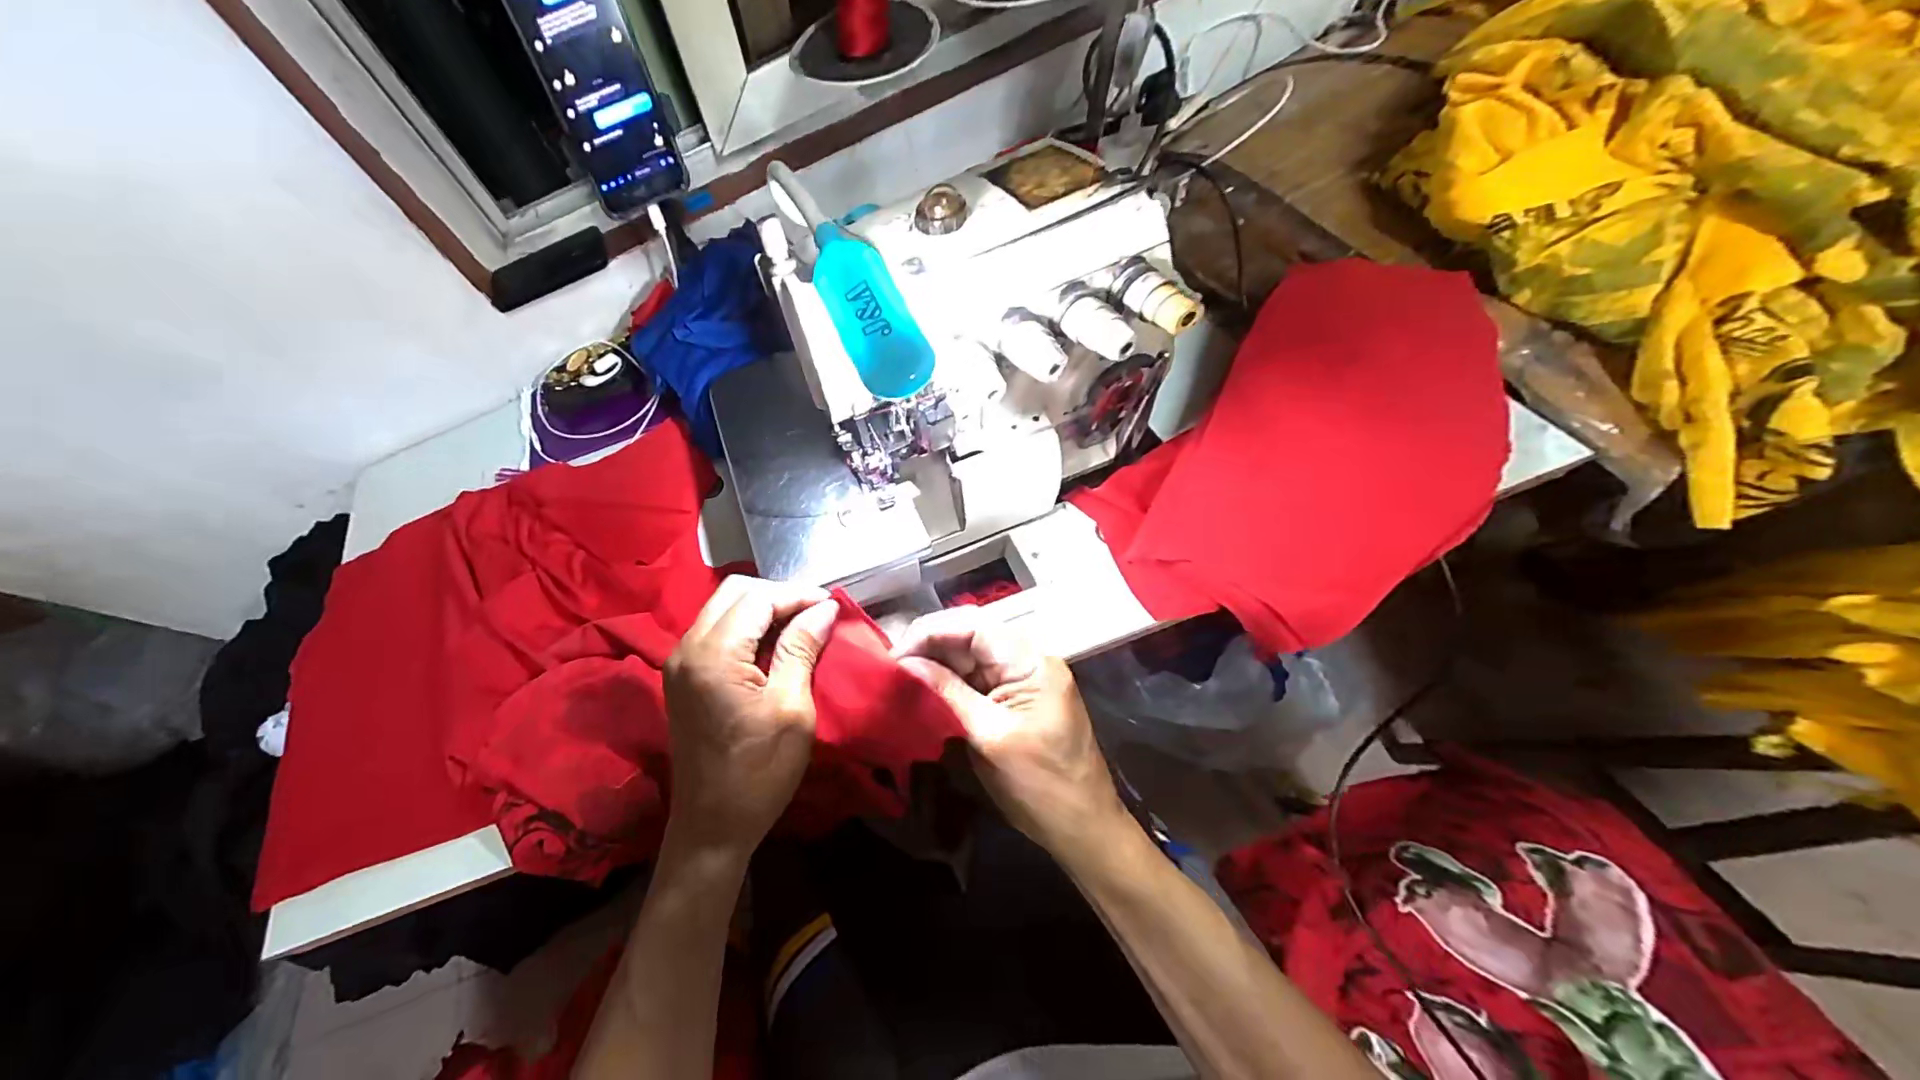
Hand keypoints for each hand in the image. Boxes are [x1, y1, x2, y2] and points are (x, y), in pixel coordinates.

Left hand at [663, 576, 839, 855]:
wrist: (712, 827)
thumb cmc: (759, 772)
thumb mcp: (792, 709)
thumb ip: (802, 649)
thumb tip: (823, 609)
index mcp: (713, 656)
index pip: (757, 599)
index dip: (798, 595)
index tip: (833, 606)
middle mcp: (687, 649)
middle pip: (734, 593)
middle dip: (779, 595)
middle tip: (817, 613)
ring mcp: (680, 663)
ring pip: (723, 608)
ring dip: (763, 608)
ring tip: (802, 625)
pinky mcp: (683, 677)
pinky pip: (716, 630)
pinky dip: (747, 627)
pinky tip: (776, 643)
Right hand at [892, 608, 1127, 858]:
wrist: (1081, 826)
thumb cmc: (1041, 785)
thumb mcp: (990, 737)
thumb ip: (948, 694)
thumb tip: (905, 664)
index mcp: (1032, 662)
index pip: (974, 627)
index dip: (930, 633)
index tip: (894, 656)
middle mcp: (1028, 661)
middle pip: (971, 637)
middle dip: (928, 647)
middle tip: (889, 669)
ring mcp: (1022, 680)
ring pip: (970, 657)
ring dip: (935, 664)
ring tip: (898, 677)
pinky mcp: (1014, 699)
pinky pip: (976, 680)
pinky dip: (949, 684)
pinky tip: (923, 690)